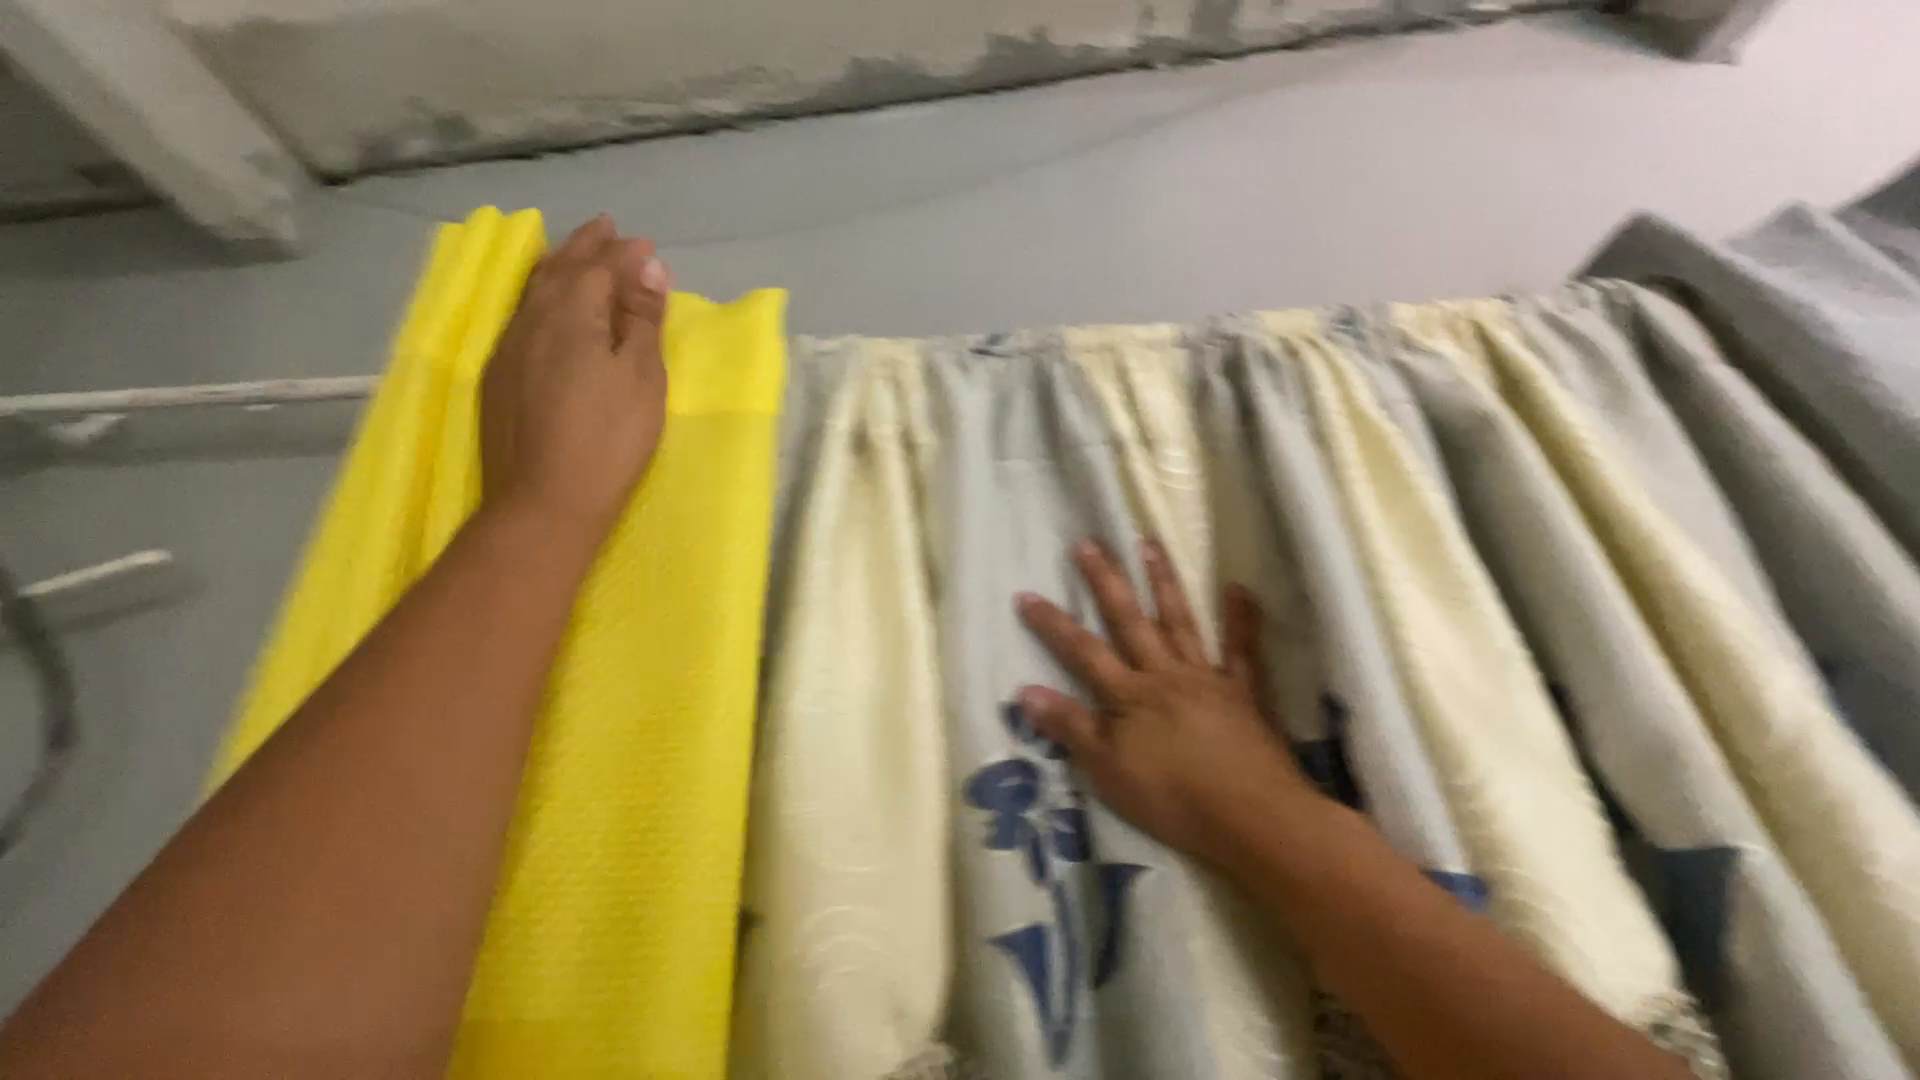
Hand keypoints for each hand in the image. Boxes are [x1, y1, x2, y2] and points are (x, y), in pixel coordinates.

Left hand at [481, 214, 672, 537]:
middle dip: (584, 246)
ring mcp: (506, 348)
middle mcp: (531, 320)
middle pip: (558, 269)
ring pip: (532, 291)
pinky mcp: (496, 376)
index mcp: (571, 315)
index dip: (623, 253)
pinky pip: (519, 316)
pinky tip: (545, 305)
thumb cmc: (609, 440)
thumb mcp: (642, 378)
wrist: (544, 501)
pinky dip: (539, 296)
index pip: (599, 267)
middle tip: (605, 228)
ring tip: (574, 254)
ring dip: (557, 266)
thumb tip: (646, 265)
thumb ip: (643, 318)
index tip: (645, 244)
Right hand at [1016, 539, 1319, 866]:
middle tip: (1089, 542)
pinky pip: (1243, 649)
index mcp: (1129, 696)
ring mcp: (1206, 678)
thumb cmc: (1173, 799)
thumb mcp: (1107, 771)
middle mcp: (1164, 674)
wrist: (1251, 816)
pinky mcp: (1243, 692)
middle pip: (1129, 621)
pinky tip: (1239, 587)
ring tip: (1148, 544)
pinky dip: (1242, 618)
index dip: (1052, 624)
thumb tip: (1025, 691)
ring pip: (1179, 620)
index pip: (1082, 652)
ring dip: (1162, 582)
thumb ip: (1070, 727)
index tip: (1026, 594)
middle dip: (1105, 581)